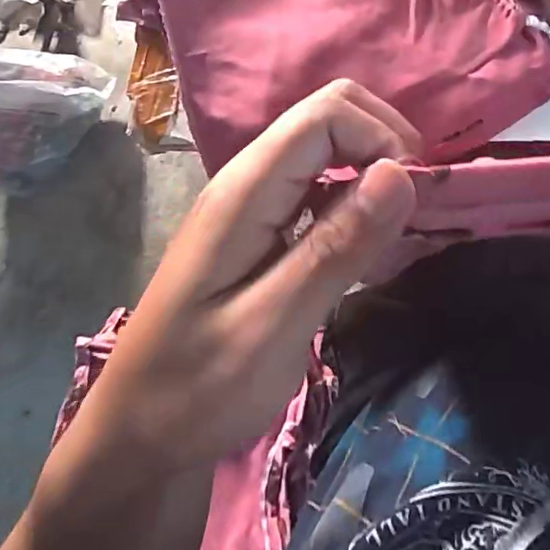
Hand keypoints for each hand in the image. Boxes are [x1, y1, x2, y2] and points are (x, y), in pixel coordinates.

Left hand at [73, 80, 417, 470]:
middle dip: (384, 145)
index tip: (412, 198)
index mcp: (246, 189)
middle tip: (411, 209)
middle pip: (329, 115)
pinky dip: (357, 201)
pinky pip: (321, 186)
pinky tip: (368, 247)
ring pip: (329, 148)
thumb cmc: (196, 390)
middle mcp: (250, 178)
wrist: (137, 435)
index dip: (381, 137)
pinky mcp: (264, 226)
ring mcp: (255, 200)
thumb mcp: (272, 327)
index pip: (326, 113)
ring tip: (396, 233)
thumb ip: (337, 248)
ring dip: (374, 174)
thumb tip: (401, 173)